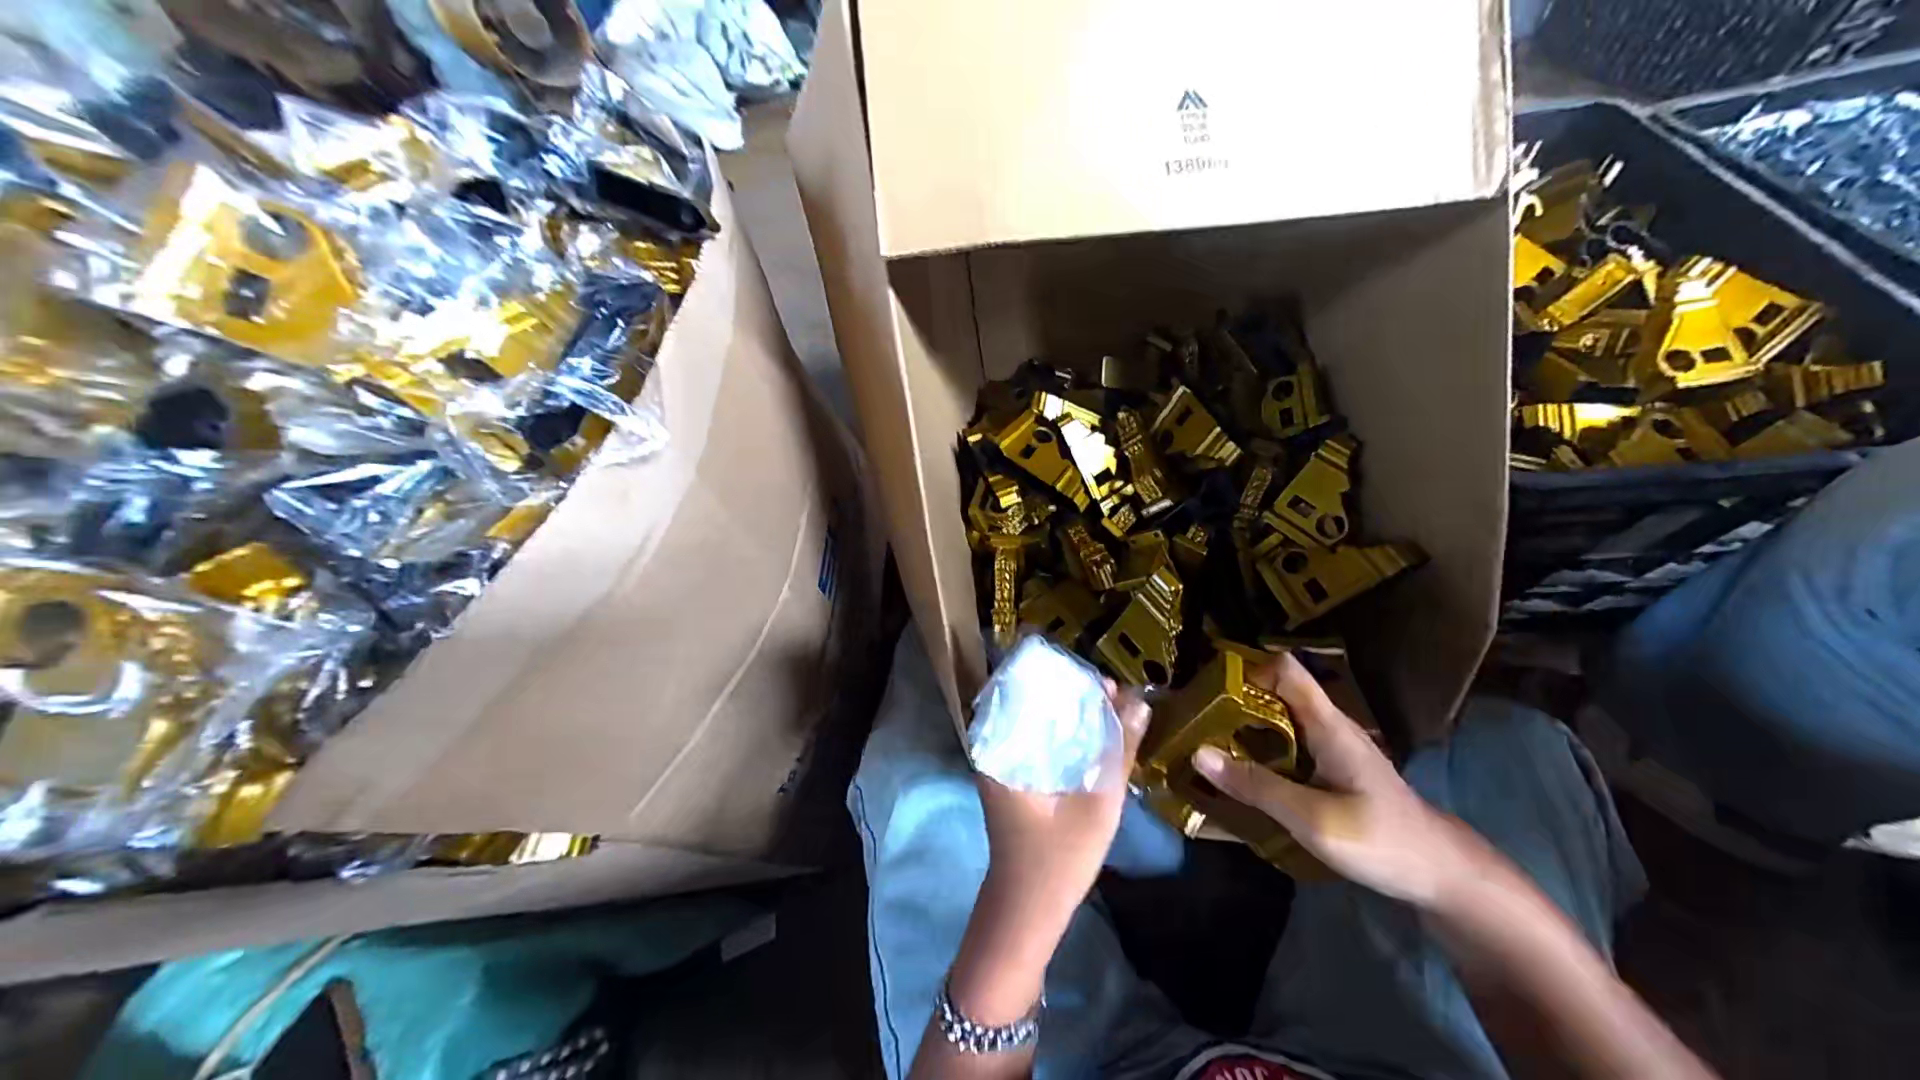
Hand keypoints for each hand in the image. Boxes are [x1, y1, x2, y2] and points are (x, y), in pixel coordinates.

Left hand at [977, 679, 1150, 924]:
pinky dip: (1063, 734)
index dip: (1067, 678)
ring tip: (1110, 706)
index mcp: (1002, 745)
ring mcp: (1000, 763)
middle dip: (1073, 693)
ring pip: (1037, 722)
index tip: (1103, 679)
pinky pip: (1037, 741)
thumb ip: (1119, 748)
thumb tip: (1140, 700)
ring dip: (1070, 714)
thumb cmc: (1058, 858)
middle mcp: (993, 746)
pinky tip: (1092, 735)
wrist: (1028, 909)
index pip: (1028, 688)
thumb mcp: (1099, 802)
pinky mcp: (1011, 778)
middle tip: (1114, 691)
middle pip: (1033, 703)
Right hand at [1190, 652, 1487, 907]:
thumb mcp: (1313, 819)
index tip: (1208, 690)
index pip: (1285, 669)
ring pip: (1281, 722)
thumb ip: (1257, 786)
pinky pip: (1289, 748)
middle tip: (1195, 724)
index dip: (1247, 669)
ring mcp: (1333, 749)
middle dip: (1234, 704)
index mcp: (1328, 725)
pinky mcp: (1334, 772)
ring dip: (1245, 730)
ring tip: (1207, 747)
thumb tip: (1199, 753)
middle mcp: (1329, 727)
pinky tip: (1243, 777)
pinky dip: (1262, 753)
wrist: (1445, 877)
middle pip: (1276, 694)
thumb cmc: (1383, 841)